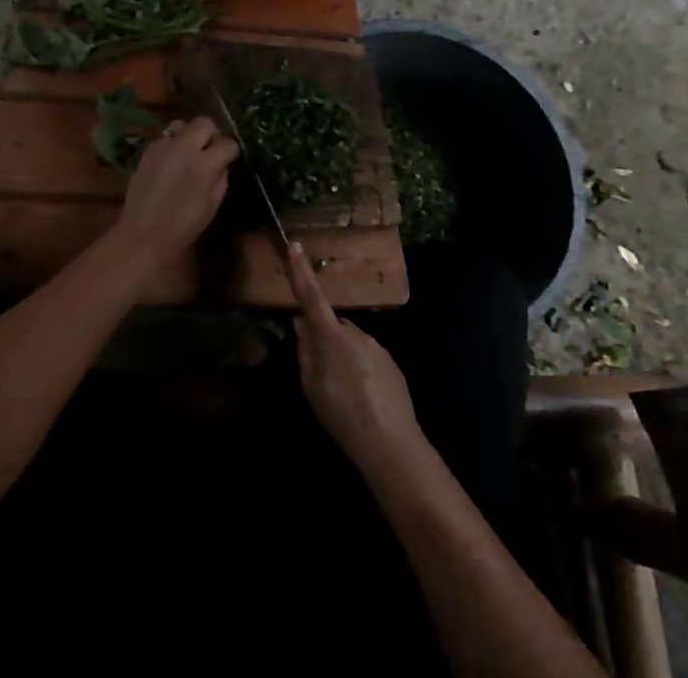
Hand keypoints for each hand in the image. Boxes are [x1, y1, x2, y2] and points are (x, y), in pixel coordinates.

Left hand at [111, 117, 237, 262]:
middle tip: (209, 150)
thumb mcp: (212, 205)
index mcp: (205, 164)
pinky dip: (172, 144)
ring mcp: (163, 147)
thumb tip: (221, 164)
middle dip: (211, 134)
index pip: (227, 143)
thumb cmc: (184, 226)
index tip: (228, 159)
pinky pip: (164, 137)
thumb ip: (220, 178)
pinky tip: (170, 162)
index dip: (230, 151)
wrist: (144, 233)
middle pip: (204, 122)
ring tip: (188, 153)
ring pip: (181, 124)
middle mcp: (184, 148)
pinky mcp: (147, 151)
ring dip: (189, 135)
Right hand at [287, 242, 422, 473]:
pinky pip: (367, 357)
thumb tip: (302, 324)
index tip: (296, 245)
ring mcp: (378, 348)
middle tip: (317, 372)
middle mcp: (358, 334)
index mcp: (332, 337)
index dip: (302, 272)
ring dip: (342, 357)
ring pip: (351, 343)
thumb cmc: (341, 414)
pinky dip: (359, 370)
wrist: (390, 443)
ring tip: (341, 394)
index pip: (312, 298)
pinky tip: (361, 397)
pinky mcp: (392, 364)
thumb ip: (306, 351)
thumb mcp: (311, 386)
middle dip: (323, 339)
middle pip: (333, 327)